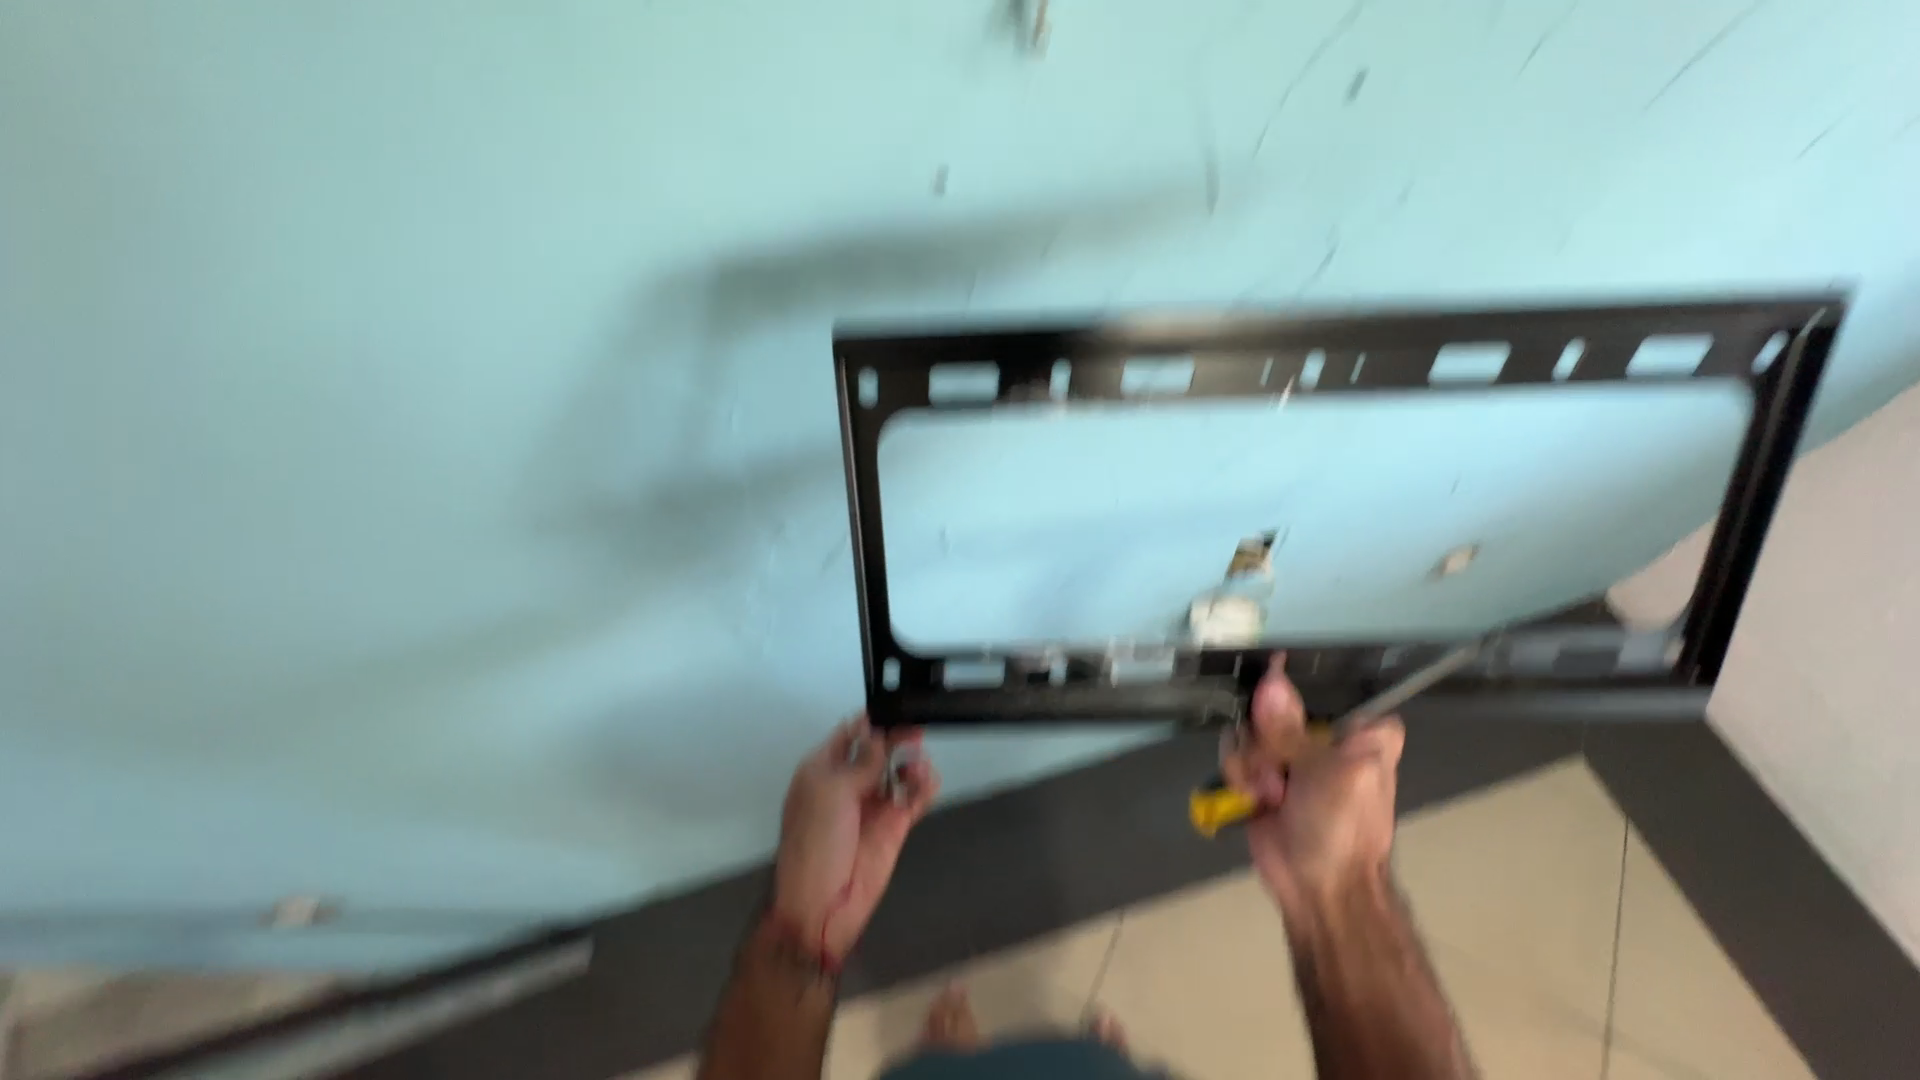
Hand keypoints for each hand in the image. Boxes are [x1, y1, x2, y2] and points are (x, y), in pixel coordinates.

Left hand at [772, 716, 939, 964]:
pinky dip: (924, 786)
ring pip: (900, 769)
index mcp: (823, 770)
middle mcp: (849, 782)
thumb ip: (860, 762)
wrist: (821, 906)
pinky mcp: (895, 825)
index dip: (871, 720)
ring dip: (913, 762)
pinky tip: (925, 783)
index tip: (897, 706)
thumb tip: (877, 732)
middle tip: (917, 732)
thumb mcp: (830, 793)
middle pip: (880, 748)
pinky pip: (914, 797)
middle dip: (898, 737)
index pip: (850, 733)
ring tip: (917, 769)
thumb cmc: (814, 843)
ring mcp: (873, 804)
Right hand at [1220, 654, 1404, 915]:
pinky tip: (1254, 800)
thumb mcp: (1329, 772)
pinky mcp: (1259, 775)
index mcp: (1356, 729)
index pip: (1319, 684)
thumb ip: (1293, 728)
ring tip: (1269, 796)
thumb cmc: (1342, 829)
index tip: (1270, 696)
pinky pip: (1234, 753)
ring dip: (1250, 765)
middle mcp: (1321, 735)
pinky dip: (1238, 777)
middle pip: (1270, 706)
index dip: (1290, 689)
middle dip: (1265, 741)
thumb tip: (1270, 680)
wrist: (1318, 889)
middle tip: (1278, 772)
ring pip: (1247, 729)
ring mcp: (1287, 756)